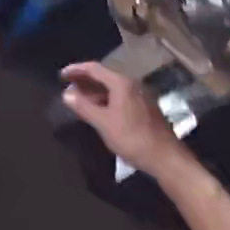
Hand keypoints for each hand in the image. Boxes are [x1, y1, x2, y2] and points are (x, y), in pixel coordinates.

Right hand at [61, 62, 192, 178]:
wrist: (168, 160)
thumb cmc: (133, 138)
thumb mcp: (103, 123)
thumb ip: (83, 106)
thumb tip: (66, 94)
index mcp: (121, 84)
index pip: (94, 68)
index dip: (75, 70)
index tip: (61, 75)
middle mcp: (133, 85)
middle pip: (104, 76)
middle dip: (84, 80)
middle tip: (68, 87)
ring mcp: (141, 97)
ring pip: (112, 88)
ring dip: (94, 91)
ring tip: (80, 100)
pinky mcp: (146, 109)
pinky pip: (120, 96)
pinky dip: (106, 99)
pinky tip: (98, 110)